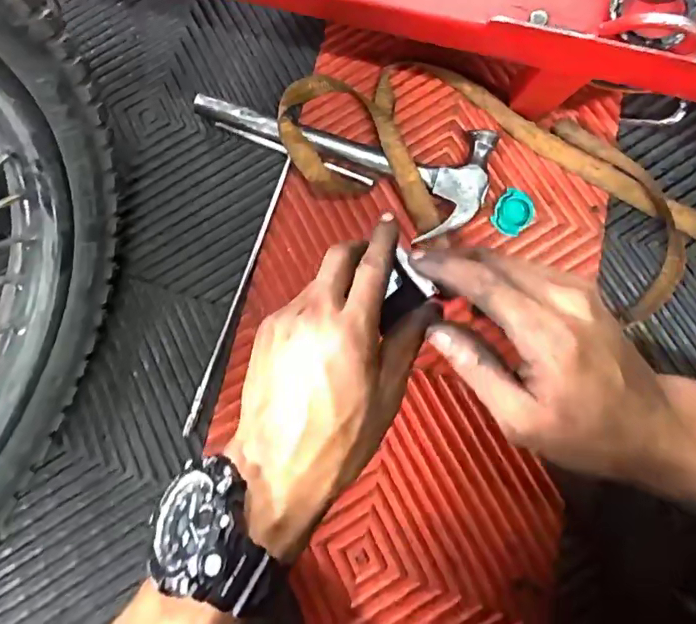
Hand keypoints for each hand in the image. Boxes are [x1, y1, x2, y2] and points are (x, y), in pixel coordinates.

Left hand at [222, 216, 436, 560]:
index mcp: (350, 327)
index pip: (371, 264)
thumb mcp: (386, 394)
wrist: (274, 470)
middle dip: (358, 247)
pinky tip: (323, 337)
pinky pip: (298, 303)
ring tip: (350, 313)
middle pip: (337, 255)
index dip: (384, 239)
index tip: (389, 225)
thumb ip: (406, 342)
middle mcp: (314, 312)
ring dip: (337, 282)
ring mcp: (286, 318)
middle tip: (374, 258)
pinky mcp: (268, 330)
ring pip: (317, 280)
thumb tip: (427, 310)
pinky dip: (316, 306)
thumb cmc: (337, 440)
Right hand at [414, 248, 695, 492]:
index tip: (414, 259)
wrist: (654, 424)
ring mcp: (578, 287)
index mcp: (548, 334)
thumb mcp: (522, 421)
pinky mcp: (583, 287)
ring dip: (475, 263)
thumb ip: (477, 369)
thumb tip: (436, 328)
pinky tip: (482, 286)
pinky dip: (499, 271)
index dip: (446, 267)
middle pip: (497, 262)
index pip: (486, 283)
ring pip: (512, 260)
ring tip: (444, 275)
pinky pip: (530, 268)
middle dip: (455, 258)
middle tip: (421, 264)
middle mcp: (564, 297)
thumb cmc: (586, 434)